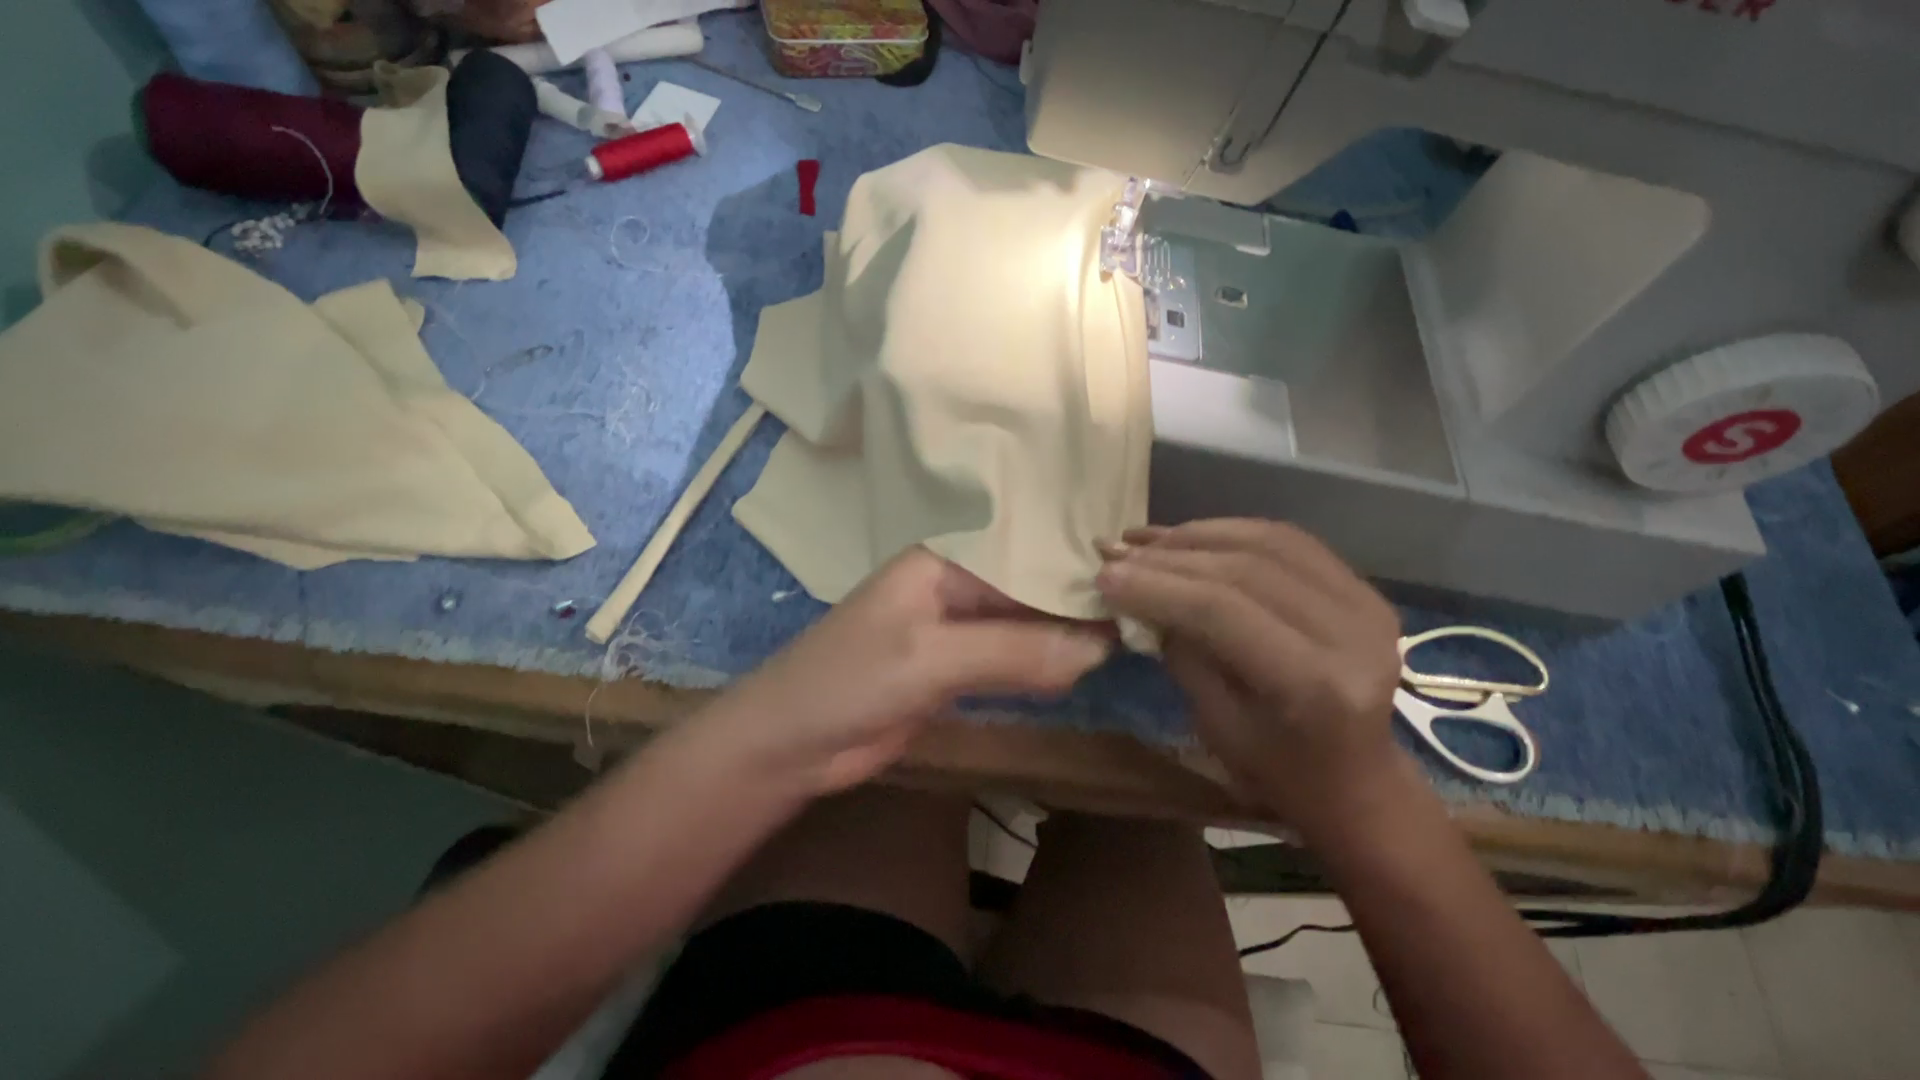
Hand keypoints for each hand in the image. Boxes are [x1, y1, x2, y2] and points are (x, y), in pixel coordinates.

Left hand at [710, 547, 1112, 795]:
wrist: (788, 744)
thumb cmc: (849, 682)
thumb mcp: (932, 659)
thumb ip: (1014, 652)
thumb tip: (1100, 648)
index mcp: (944, 563)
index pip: (1027, 557)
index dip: (1078, 572)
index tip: (1140, 586)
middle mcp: (953, 588)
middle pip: (1029, 591)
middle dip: (1078, 606)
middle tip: (1149, 616)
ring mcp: (953, 633)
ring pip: (1023, 628)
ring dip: (1064, 638)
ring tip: (1131, 640)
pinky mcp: (951, 674)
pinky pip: (1008, 663)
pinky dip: (1041, 667)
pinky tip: (1081, 671)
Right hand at [1095, 519, 1403, 828]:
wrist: (1355, 781)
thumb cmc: (1277, 770)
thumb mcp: (1215, 723)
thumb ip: (1183, 650)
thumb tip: (1135, 588)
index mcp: (1314, 684)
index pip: (1223, 610)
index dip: (1158, 586)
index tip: (1104, 575)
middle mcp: (1351, 634)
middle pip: (1245, 569)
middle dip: (1169, 557)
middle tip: (1115, 552)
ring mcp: (1367, 605)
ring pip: (1266, 543)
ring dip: (1196, 536)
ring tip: (1144, 541)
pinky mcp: (1366, 590)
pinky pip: (1289, 543)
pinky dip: (1231, 534)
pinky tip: (1189, 537)